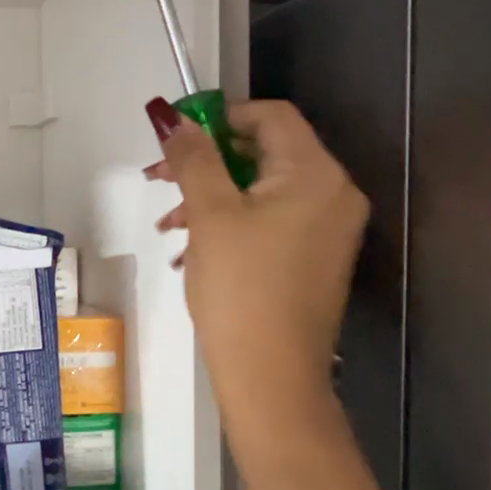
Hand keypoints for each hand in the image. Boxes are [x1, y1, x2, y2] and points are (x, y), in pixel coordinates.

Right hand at [144, 99, 367, 396]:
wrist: (270, 373)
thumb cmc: (240, 287)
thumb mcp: (209, 215)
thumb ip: (193, 159)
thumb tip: (176, 119)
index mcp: (315, 175)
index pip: (271, 116)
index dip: (220, 116)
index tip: (175, 137)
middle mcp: (332, 194)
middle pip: (265, 152)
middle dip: (206, 163)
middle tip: (158, 180)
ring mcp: (326, 230)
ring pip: (261, 190)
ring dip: (211, 197)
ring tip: (169, 227)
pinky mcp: (312, 259)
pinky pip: (270, 222)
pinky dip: (230, 225)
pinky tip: (192, 251)